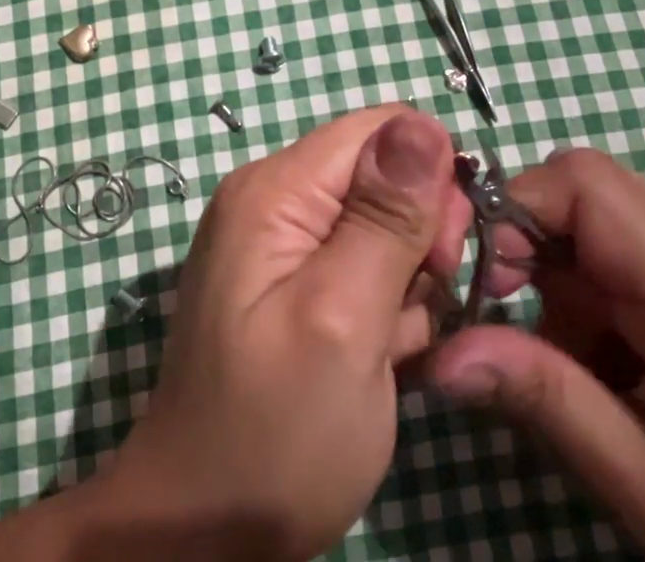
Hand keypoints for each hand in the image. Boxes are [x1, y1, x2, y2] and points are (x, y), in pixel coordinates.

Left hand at [95, 107, 474, 559]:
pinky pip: (369, 277)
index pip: (381, 132)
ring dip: (409, 290)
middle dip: (422, 243)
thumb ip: (384, 218)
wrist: (204, 523)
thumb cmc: (275, 430)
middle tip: (410, 315)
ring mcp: (284, 252)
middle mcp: (275, 206)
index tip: (441, 259)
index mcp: (275, 191)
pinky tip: (375, 363)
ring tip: (385, 350)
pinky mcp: (299, 293)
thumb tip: (422, 121)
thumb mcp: (342, 317)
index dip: (430, 183)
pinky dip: (388, 317)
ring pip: (388, 234)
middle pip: (387, 180)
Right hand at [427, 149, 644, 561]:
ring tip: (589, 377)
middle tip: (526, 337)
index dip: (512, 211)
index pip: (586, 184)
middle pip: (592, 188)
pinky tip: (627, 370)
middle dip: (532, 246)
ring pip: (611, 217)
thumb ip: (554, 409)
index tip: (483, 289)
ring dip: (569, 279)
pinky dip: (606, 292)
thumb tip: (439, 354)